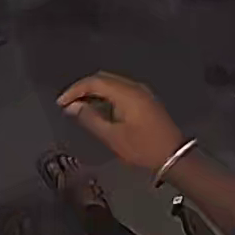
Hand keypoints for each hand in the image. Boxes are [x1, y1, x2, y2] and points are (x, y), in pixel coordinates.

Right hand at [58, 72, 187, 171]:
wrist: (173, 156)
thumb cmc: (142, 147)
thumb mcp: (113, 136)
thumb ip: (90, 119)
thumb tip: (72, 107)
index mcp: (126, 93)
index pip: (95, 82)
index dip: (75, 90)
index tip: (61, 103)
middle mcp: (134, 87)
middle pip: (103, 79)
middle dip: (83, 89)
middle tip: (68, 105)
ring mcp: (141, 92)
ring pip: (112, 84)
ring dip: (94, 92)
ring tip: (79, 108)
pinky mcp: (144, 100)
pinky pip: (120, 91)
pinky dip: (106, 96)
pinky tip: (97, 109)